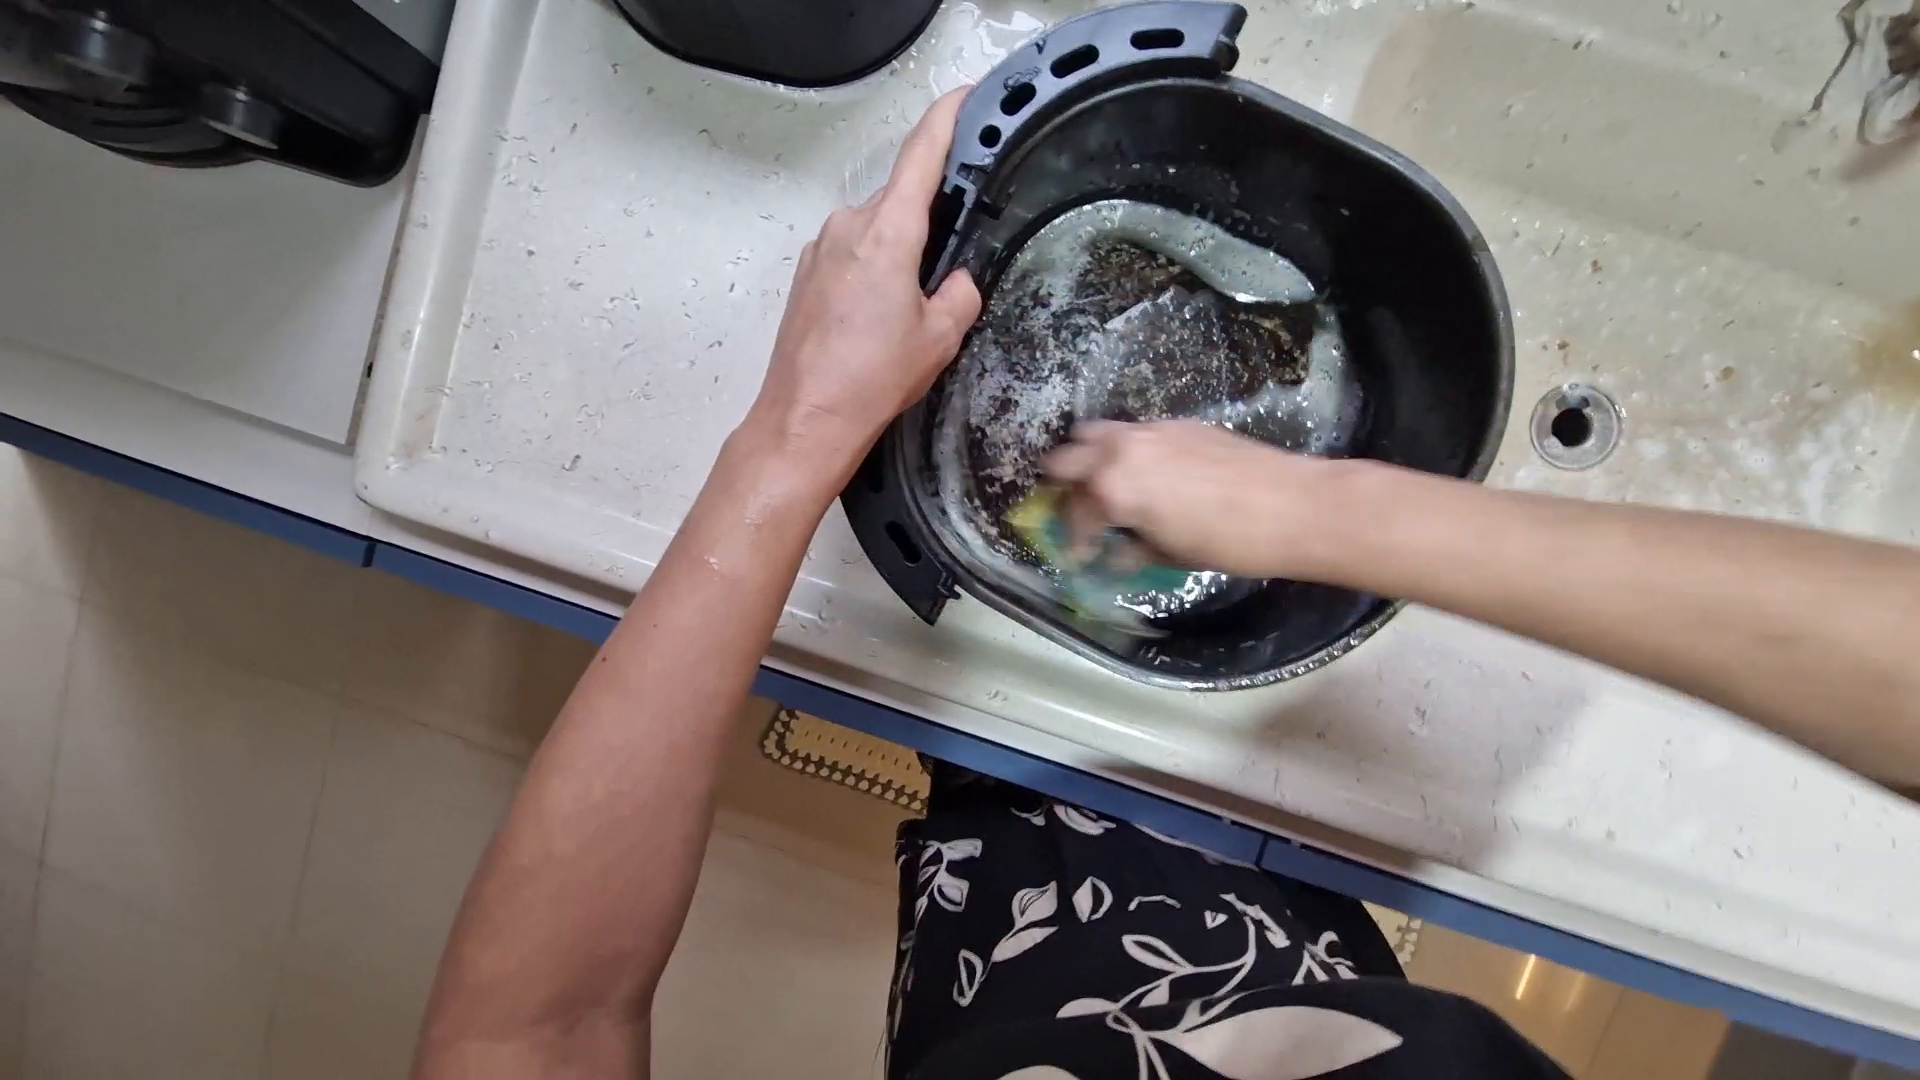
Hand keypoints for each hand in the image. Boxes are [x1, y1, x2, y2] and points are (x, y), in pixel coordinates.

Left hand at [743, 88, 982, 471]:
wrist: (807, 416)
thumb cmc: (869, 379)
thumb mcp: (940, 337)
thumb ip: (960, 295)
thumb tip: (957, 282)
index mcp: (887, 232)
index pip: (922, 154)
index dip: (948, 120)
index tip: (965, 100)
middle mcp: (847, 227)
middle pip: (899, 202)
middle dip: (926, 227)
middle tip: (944, 274)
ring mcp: (820, 249)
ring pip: (874, 232)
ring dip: (896, 257)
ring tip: (904, 314)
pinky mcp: (805, 275)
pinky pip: (849, 256)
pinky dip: (869, 274)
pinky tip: (874, 321)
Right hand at [1042, 419, 1351, 579]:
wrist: (1293, 505)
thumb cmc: (1228, 541)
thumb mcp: (1170, 555)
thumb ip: (1132, 549)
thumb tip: (1117, 553)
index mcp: (1112, 487)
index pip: (1074, 513)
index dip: (1073, 539)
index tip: (1080, 555)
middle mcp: (1121, 450)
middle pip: (1065, 457)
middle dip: (1065, 486)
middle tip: (1080, 510)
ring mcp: (1150, 430)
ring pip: (1095, 433)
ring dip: (1090, 459)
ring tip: (1106, 485)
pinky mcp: (1179, 424)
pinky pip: (1134, 432)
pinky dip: (1126, 451)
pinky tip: (1149, 476)